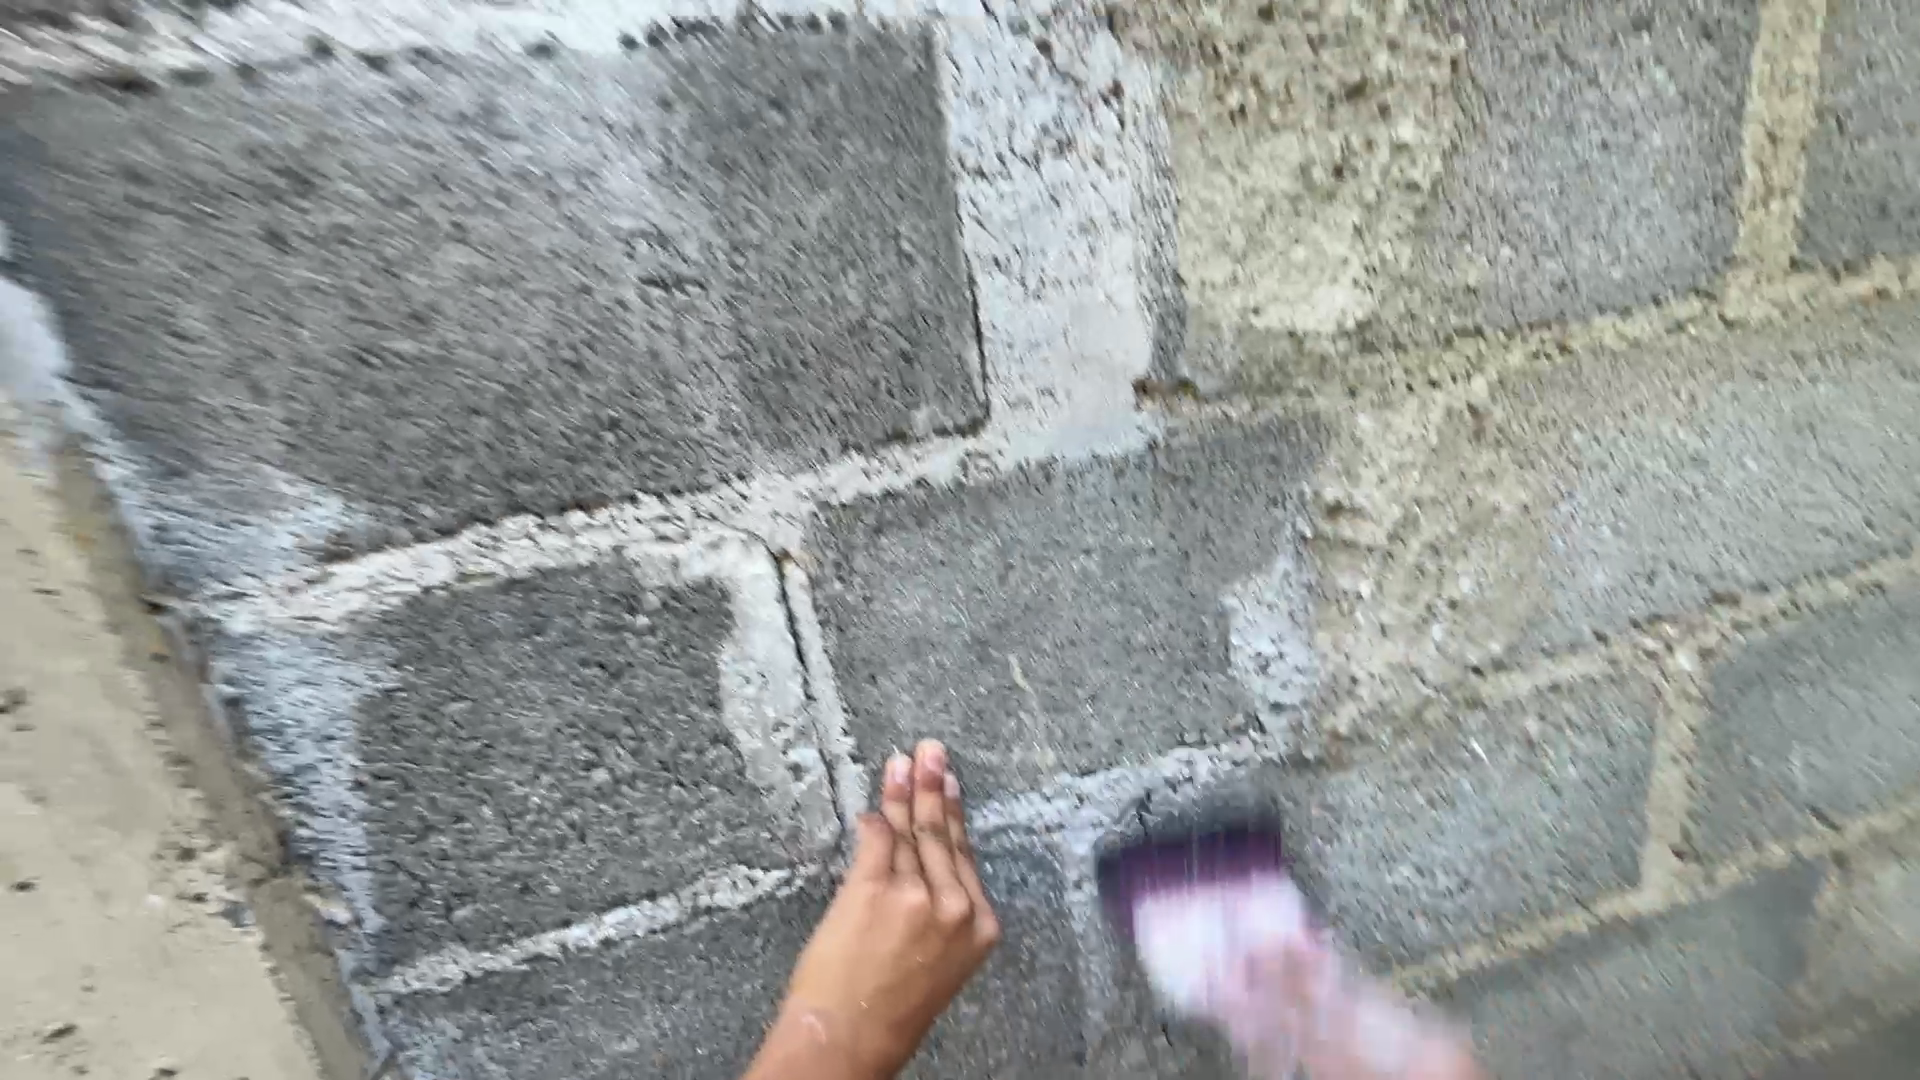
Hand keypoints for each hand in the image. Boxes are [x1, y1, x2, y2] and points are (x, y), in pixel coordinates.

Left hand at [757, 739, 1000, 1079]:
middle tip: (931, 750)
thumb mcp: (940, 961)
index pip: (965, 854)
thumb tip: (925, 861)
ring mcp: (912, 894)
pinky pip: (873, 840)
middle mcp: (953, 905)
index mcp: (978, 926)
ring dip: (903, 791)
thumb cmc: (892, 1009)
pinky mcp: (872, 887)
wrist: (847, 1044)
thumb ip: (940, 911)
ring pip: (908, 830)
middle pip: (940, 833)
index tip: (952, 782)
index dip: (956, 813)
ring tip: (903, 761)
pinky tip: (870, 805)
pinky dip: (870, 821)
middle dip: (934, 785)